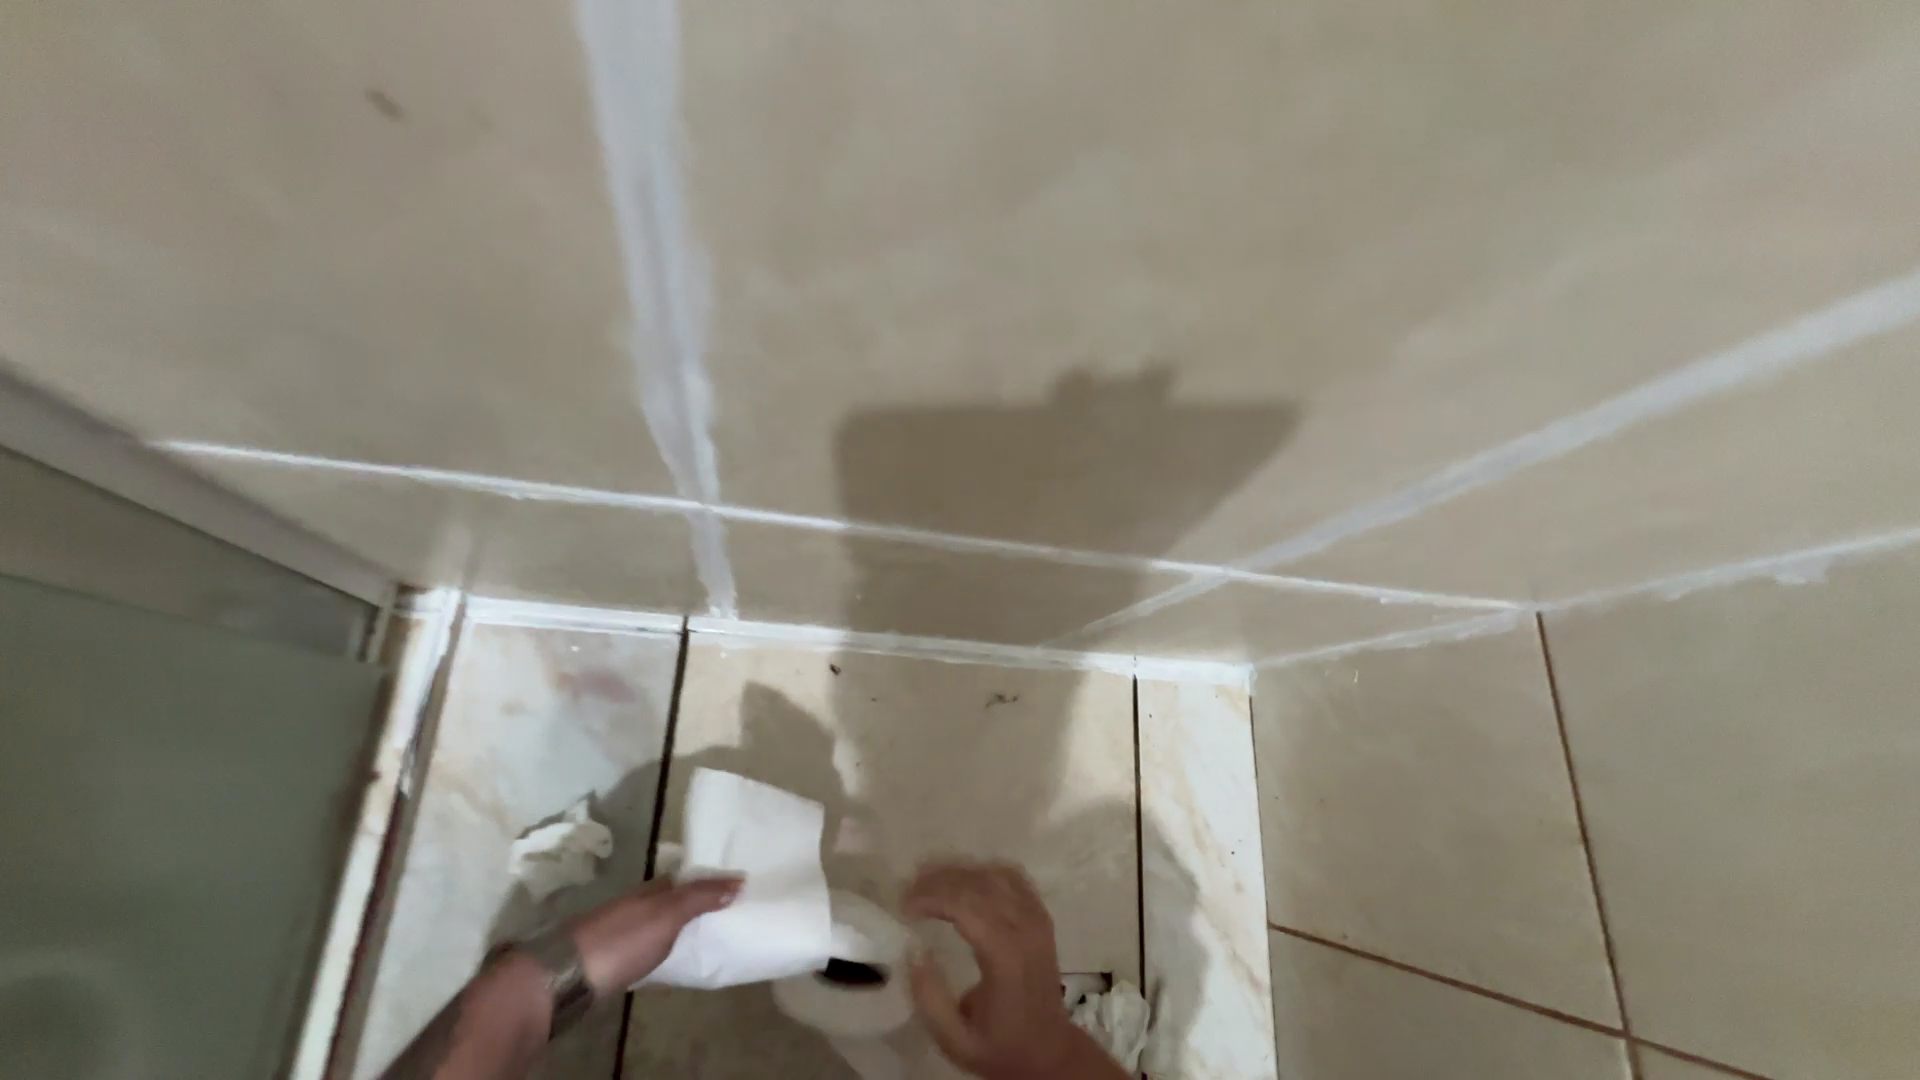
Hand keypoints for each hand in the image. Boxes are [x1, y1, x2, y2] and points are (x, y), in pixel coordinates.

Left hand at [566, 876, 742, 992]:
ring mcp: (621, 930)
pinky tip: (671, 956)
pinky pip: (647, 945)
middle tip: (727, 912)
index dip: (709, 880)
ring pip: (658, 922)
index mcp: (651, 889)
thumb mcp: (668, 915)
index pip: (686, 877)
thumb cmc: (622, 940)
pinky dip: (663, 946)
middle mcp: (637, 904)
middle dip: (696, 902)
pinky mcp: (612, 957)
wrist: (564, 977)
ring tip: (706, 935)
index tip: (736, 887)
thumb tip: (739, 879)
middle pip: (672, 899)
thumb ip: (700, 897)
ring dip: (679, 925)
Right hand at [902, 861, 1093, 1079]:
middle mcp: (1025, 928)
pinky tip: (963, 878)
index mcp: (1006, 958)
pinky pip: (1013, 877)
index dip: (932, 897)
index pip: (966, 906)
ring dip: (959, 871)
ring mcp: (1037, 918)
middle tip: (908, 888)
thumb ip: (930, 999)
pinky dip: (984, 870)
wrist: (1049, 1051)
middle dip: (938, 880)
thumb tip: (912, 949)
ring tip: (928, 878)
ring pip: (995, 873)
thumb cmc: (1000, 1046)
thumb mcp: (956, 1040)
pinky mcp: (1041, 915)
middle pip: (978, 884)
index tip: (904, 907)